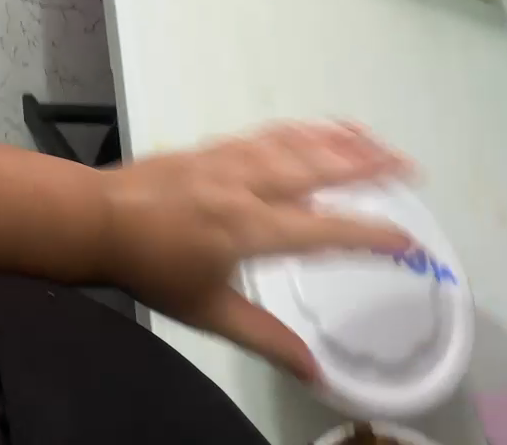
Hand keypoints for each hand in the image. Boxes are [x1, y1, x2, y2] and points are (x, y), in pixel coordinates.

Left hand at [101, 123, 414, 380]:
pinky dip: (290, 132)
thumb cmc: (151, 267)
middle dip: (365, 166)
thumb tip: (318, 374)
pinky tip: (305, 133)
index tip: (409, 242)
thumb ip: (266, 337)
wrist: (97, 217)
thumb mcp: (208, 311)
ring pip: (288, 145)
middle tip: (408, 164)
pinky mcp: (205, 149)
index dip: (370, 236)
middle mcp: (242, 186)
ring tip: (369, 138)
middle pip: (314, 170)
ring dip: (331, 140)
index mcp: (248, 229)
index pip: (325, 231)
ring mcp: (222, 161)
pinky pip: (258, 136)